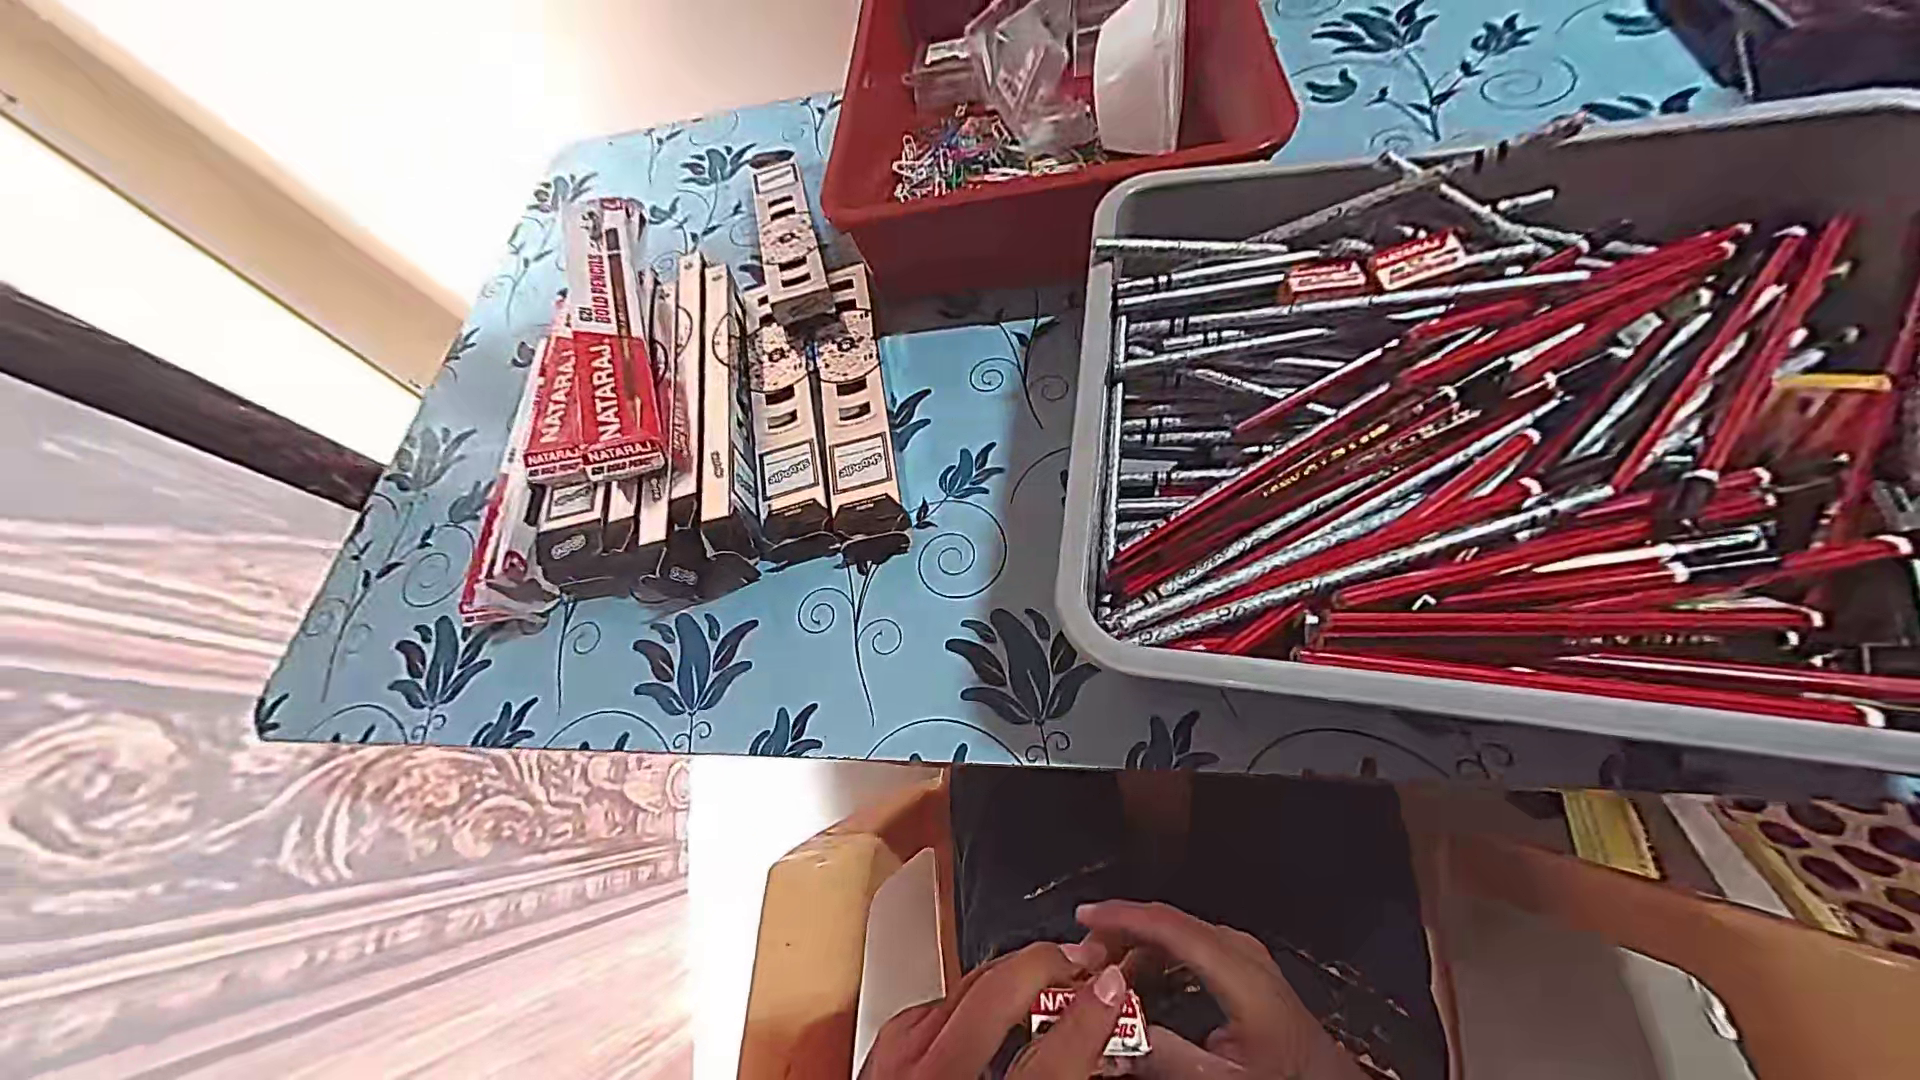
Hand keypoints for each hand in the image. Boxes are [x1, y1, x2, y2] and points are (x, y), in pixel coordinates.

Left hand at [861, 940, 1130, 1079]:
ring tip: (1047, 967)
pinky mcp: (886, 1047)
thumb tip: (1090, 1057)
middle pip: (996, 997)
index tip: (1112, 987)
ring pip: (967, 984)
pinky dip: (973, 994)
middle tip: (1081, 960)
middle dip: (1044, 964)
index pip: (1046, 1065)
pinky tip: (996, 996)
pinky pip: (940, 1000)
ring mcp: (901, 1061)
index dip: (1087, 1019)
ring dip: (1013, 970)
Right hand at [1076, 901, 1366, 1079]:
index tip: (1083, 917)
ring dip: (1136, 941)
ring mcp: (1242, 953)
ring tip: (1102, 965)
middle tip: (1083, 950)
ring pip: (1175, 929)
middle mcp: (1239, 949)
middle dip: (1120, 928)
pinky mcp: (1242, 965)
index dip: (1122, 916)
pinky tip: (1137, 975)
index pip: (1169, 926)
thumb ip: (1169, 1056)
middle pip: (1168, 921)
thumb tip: (1113, 1032)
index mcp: (1239, 971)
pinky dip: (1155, 952)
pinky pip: (1188, 944)